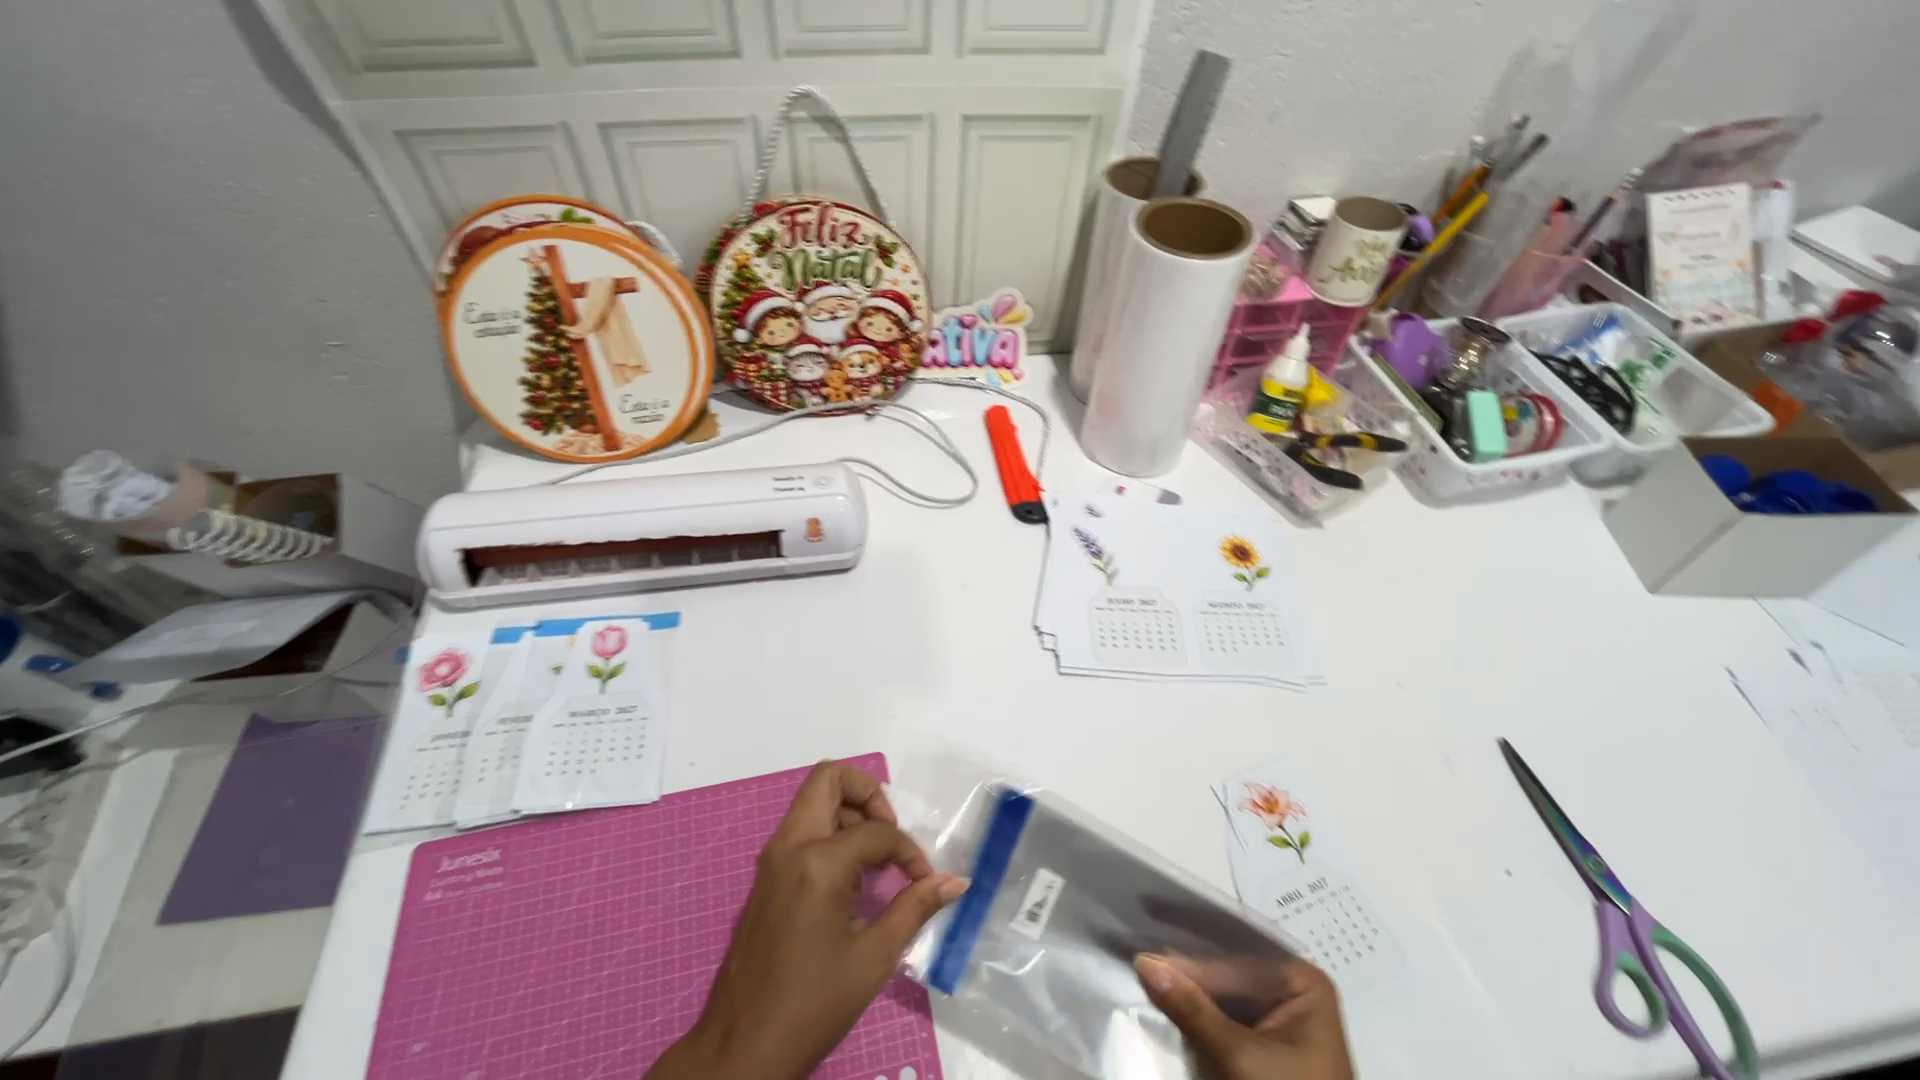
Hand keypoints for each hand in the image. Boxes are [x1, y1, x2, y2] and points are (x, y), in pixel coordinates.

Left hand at [647, 762, 967, 1079]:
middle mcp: (788, 846)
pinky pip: (800, 832)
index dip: (910, 852)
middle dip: (868, 795)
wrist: (742, 1048)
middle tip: (890, 837)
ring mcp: (770, 860)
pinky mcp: (765, 879)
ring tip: (876, 862)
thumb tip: (956, 881)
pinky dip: (830, 836)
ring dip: (848, 815)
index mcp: (816, 862)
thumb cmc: (812, 1004)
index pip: (876, 830)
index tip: (925, 882)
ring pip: (812, 803)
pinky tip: (852, 882)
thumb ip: (915, 908)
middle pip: (828, 780)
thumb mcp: (874, 958)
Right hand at [1136, 953, 1354, 1079]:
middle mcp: (1293, 993)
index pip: (1235, 954)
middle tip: (1134, 949)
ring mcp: (1280, 1021)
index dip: (1189, 947)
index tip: (1144, 931)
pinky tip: (1162, 1004)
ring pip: (1223, 994)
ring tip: (1140, 972)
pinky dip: (1196, 1015)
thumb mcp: (1238, 1057)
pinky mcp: (1264, 1047)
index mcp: (1302, 983)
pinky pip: (1225, 1018)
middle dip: (1184, 966)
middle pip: (1229, 970)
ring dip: (1186, 989)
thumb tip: (1144, 962)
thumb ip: (1191, 1007)